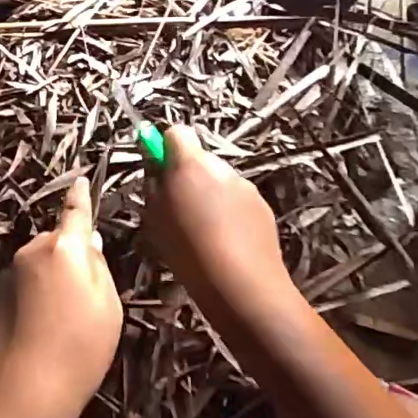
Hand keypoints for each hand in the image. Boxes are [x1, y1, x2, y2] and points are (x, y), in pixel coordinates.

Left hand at [0, 177, 121, 417]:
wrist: (19, 391)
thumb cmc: (79, 349)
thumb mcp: (108, 309)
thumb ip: (99, 269)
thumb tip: (89, 244)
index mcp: (65, 249)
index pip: (75, 213)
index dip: (80, 197)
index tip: (78, 181)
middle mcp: (31, 252)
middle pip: (55, 241)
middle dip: (69, 254)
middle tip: (86, 291)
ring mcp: (8, 273)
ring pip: (38, 264)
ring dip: (50, 277)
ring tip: (64, 319)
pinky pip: (23, 284)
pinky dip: (34, 295)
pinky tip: (41, 328)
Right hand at [146, 124, 296, 318]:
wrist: (242, 286)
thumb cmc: (188, 251)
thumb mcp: (154, 217)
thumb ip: (154, 184)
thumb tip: (156, 166)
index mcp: (190, 165)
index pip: (177, 132)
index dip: (165, 148)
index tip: (159, 172)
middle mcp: (221, 168)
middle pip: (199, 158)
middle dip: (187, 175)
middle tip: (176, 207)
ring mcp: (245, 187)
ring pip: (219, 180)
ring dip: (208, 194)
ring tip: (201, 230)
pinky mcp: (263, 207)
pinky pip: (237, 200)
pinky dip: (228, 212)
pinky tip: (223, 240)